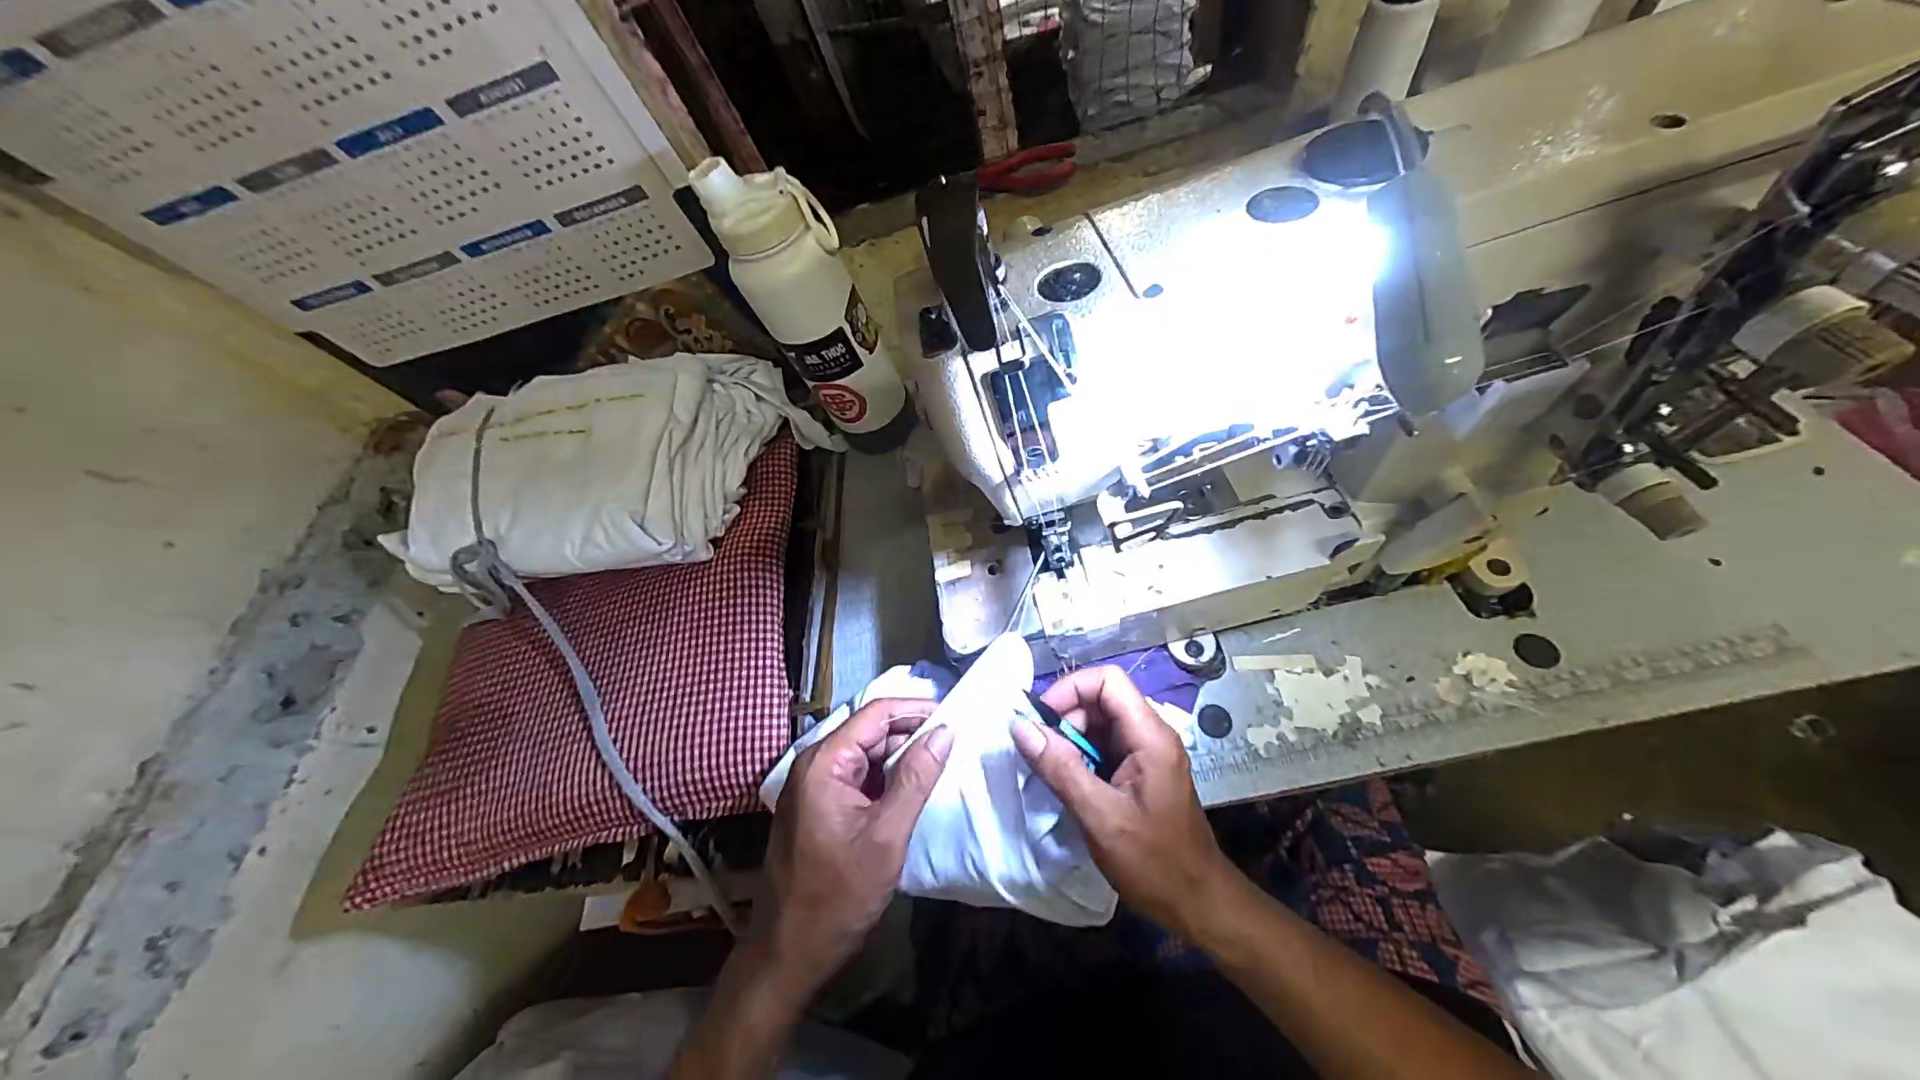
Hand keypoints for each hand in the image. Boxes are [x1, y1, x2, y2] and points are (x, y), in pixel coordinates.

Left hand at [762, 698, 953, 983]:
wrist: (788, 951)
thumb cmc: (838, 896)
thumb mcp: (886, 836)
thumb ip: (916, 779)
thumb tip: (945, 732)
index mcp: (824, 763)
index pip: (875, 713)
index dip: (916, 709)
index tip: (954, 715)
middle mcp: (814, 764)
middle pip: (870, 731)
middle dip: (911, 733)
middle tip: (954, 743)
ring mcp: (813, 785)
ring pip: (866, 754)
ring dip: (901, 757)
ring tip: (941, 763)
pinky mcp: (818, 805)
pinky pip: (857, 776)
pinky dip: (886, 778)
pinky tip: (912, 788)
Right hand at [1011, 666, 1238, 938]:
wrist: (1197, 903)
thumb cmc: (1154, 862)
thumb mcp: (1100, 816)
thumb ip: (1060, 768)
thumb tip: (1020, 726)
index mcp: (1150, 736)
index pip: (1108, 680)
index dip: (1070, 689)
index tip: (1040, 720)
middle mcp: (1150, 735)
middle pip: (1101, 700)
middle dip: (1065, 718)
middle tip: (1040, 753)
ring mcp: (1145, 754)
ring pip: (1099, 724)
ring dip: (1069, 740)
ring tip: (1050, 771)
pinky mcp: (1138, 772)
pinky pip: (1103, 748)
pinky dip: (1079, 758)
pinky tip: (1066, 783)